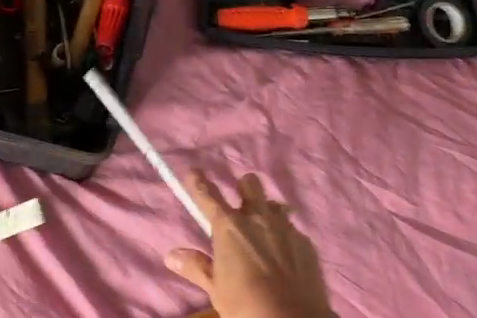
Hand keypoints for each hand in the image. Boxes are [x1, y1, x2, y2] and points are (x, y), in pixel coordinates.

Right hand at [166, 172, 334, 317]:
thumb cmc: (245, 306)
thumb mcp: (216, 290)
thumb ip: (197, 268)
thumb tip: (172, 255)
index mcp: (228, 226)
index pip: (207, 195)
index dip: (198, 182)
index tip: (193, 172)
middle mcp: (256, 217)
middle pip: (249, 183)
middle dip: (244, 189)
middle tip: (241, 207)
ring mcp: (283, 226)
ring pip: (273, 205)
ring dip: (267, 213)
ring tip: (265, 234)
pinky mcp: (304, 241)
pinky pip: (292, 230)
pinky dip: (285, 238)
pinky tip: (285, 257)